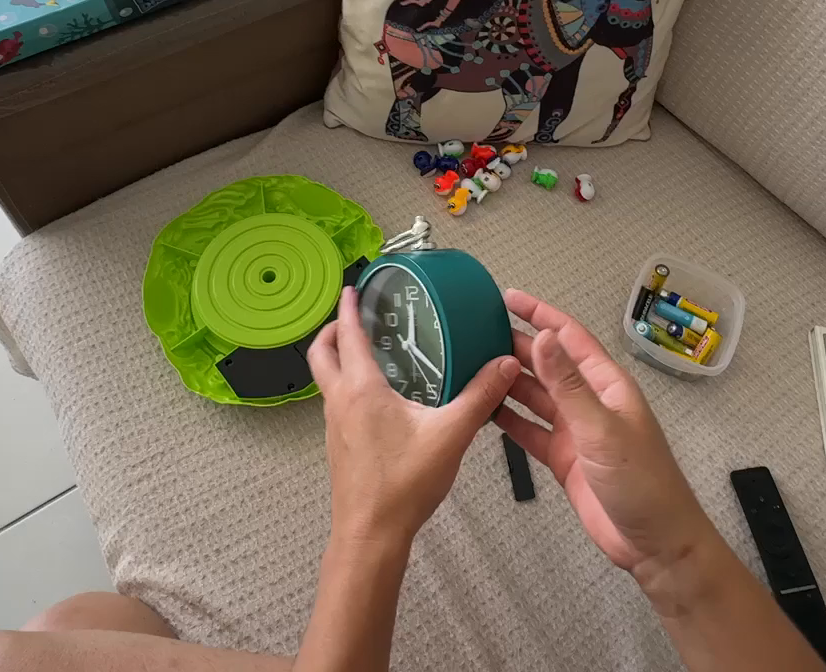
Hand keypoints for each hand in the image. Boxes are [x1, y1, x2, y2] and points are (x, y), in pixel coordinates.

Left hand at [307, 287, 520, 546]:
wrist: (370, 537)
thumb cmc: (403, 485)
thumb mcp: (449, 435)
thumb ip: (479, 398)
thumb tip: (504, 366)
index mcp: (361, 390)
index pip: (349, 336)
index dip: (349, 308)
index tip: (351, 288)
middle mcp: (340, 402)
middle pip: (321, 354)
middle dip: (332, 329)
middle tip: (353, 317)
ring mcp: (334, 426)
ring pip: (325, 379)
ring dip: (337, 357)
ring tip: (367, 350)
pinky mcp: (339, 445)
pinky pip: (335, 401)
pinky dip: (345, 384)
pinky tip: (376, 396)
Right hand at [494, 289, 718, 579]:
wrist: (655, 545)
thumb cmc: (641, 482)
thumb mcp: (601, 428)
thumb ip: (568, 384)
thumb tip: (542, 336)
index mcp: (606, 384)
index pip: (568, 337)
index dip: (540, 314)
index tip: (508, 298)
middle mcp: (589, 400)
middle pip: (548, 363)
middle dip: (517, 345)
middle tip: (477, 332)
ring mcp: (575, 429)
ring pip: (536, 395)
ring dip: (510, 381)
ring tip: (474, 365)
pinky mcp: (564, 457)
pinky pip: (531, 429)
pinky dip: (510, 419)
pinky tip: (486, 409)